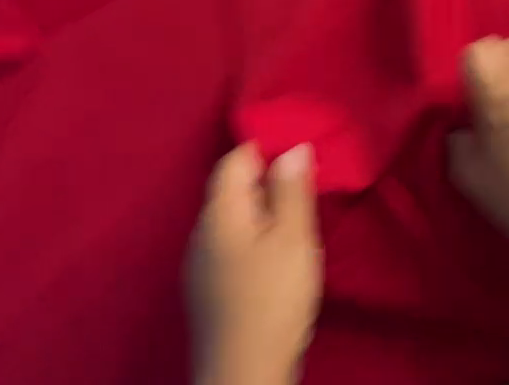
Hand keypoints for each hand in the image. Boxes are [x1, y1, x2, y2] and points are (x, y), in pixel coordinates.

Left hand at [185, 142, 320, 384]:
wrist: (244, 380)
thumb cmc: (273, 299)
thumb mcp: (293, 237)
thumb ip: (291, 189)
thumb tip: (293, 148)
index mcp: (219, 214)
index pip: (235, 160)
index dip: (266, 147)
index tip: (301, 150)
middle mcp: (201, 234)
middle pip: (231, 190)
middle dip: (267, 179)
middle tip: (308, 184)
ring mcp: (200, 267)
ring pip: (233, 220)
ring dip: (263, 211)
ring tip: (299, 219)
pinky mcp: (208, 294)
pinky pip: (232, 246)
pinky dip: (255, 239)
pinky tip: (278, 257)